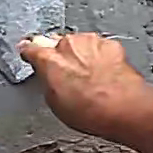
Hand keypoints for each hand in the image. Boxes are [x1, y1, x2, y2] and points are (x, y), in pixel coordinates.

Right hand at [16, 33, 152, 139]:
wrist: (124, 107)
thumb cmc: (91, 110)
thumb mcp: (55, 103)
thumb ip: (47, 81)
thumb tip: (46, 76)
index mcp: (48, 59)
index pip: (30, 47)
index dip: (28, 51)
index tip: (27, 52)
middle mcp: (68, 45)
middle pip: (54, 42)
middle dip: (56, 55)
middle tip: (62, 73)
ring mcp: (90, 42)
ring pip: (78, 43)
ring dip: (78, 55)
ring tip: (85, 78)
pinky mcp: (110, 45)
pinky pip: (97, 48)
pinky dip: (97, 57)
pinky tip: (101, 74)